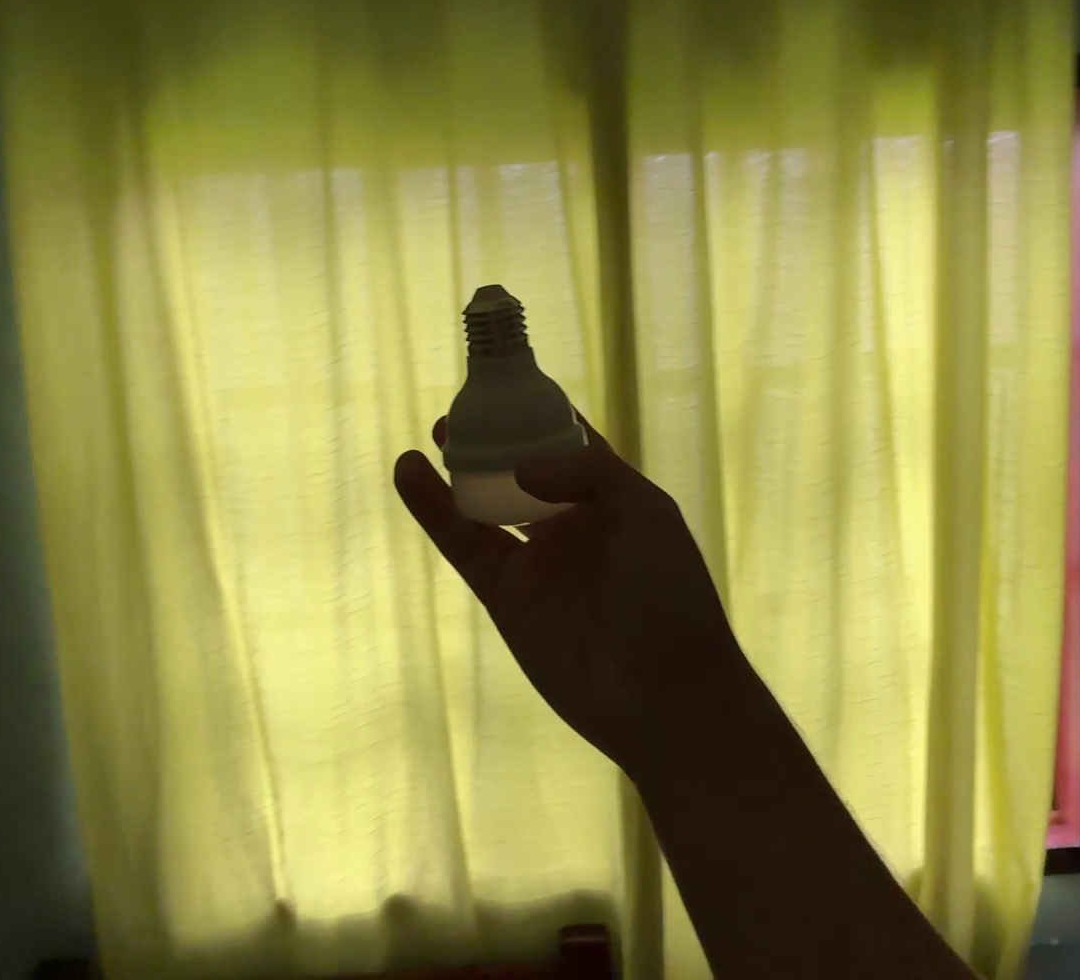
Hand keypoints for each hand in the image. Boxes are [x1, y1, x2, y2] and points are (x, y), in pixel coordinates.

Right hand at [393, 415, 746, 774]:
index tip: (505, 386)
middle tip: (459, 414)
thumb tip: (522, 466)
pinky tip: (411, 475)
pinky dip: (434, 510)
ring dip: (458, 470)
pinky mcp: (505, 594)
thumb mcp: (646, 515)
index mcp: (613, 499)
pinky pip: (464, 543)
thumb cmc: (668, 597)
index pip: (569, 444)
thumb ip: (591, 473)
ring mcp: (536, 559)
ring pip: (486, 503)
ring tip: (434, 435)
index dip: (538, 415)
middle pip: (521, 469)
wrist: (660, 693)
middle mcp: (571, 523)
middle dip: (492, 441)